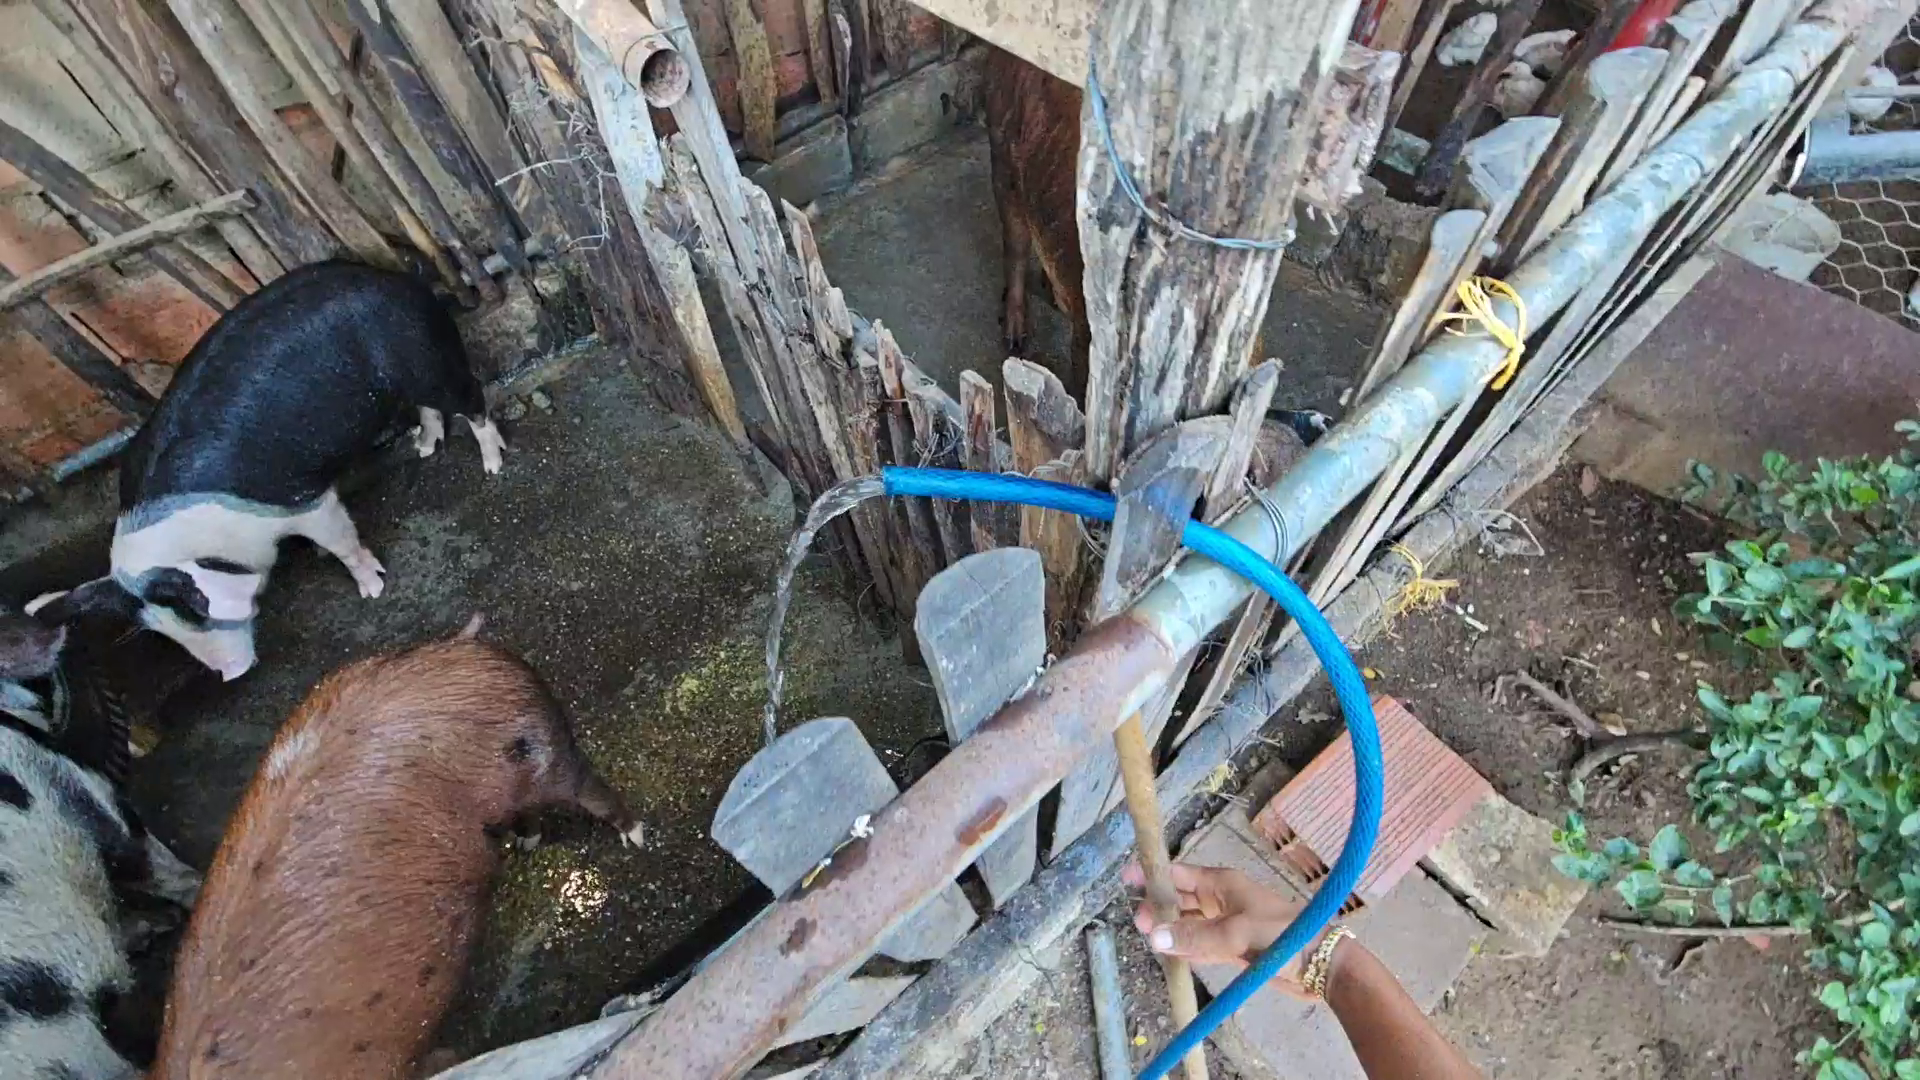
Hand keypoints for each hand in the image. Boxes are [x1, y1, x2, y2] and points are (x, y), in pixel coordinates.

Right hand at [1123, 861, 1317, 994]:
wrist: (1321, 964)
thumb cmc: (1279, 934)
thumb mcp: (1235, 934)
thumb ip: (1194, 937)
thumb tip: (1152, 937)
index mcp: (1221, 883)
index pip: (1178, 873)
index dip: (1153, 874)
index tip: (1127, 878)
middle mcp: (1221, 899)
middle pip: (1181, 898)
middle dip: (1158, 907)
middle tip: (1139, 922)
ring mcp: (1227, 924)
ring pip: (1190, 922)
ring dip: (1171, 929)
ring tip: (1148, 938)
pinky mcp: (1234, 947)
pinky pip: (1202, 944)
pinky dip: (1187, 948)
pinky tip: (1172, 955)